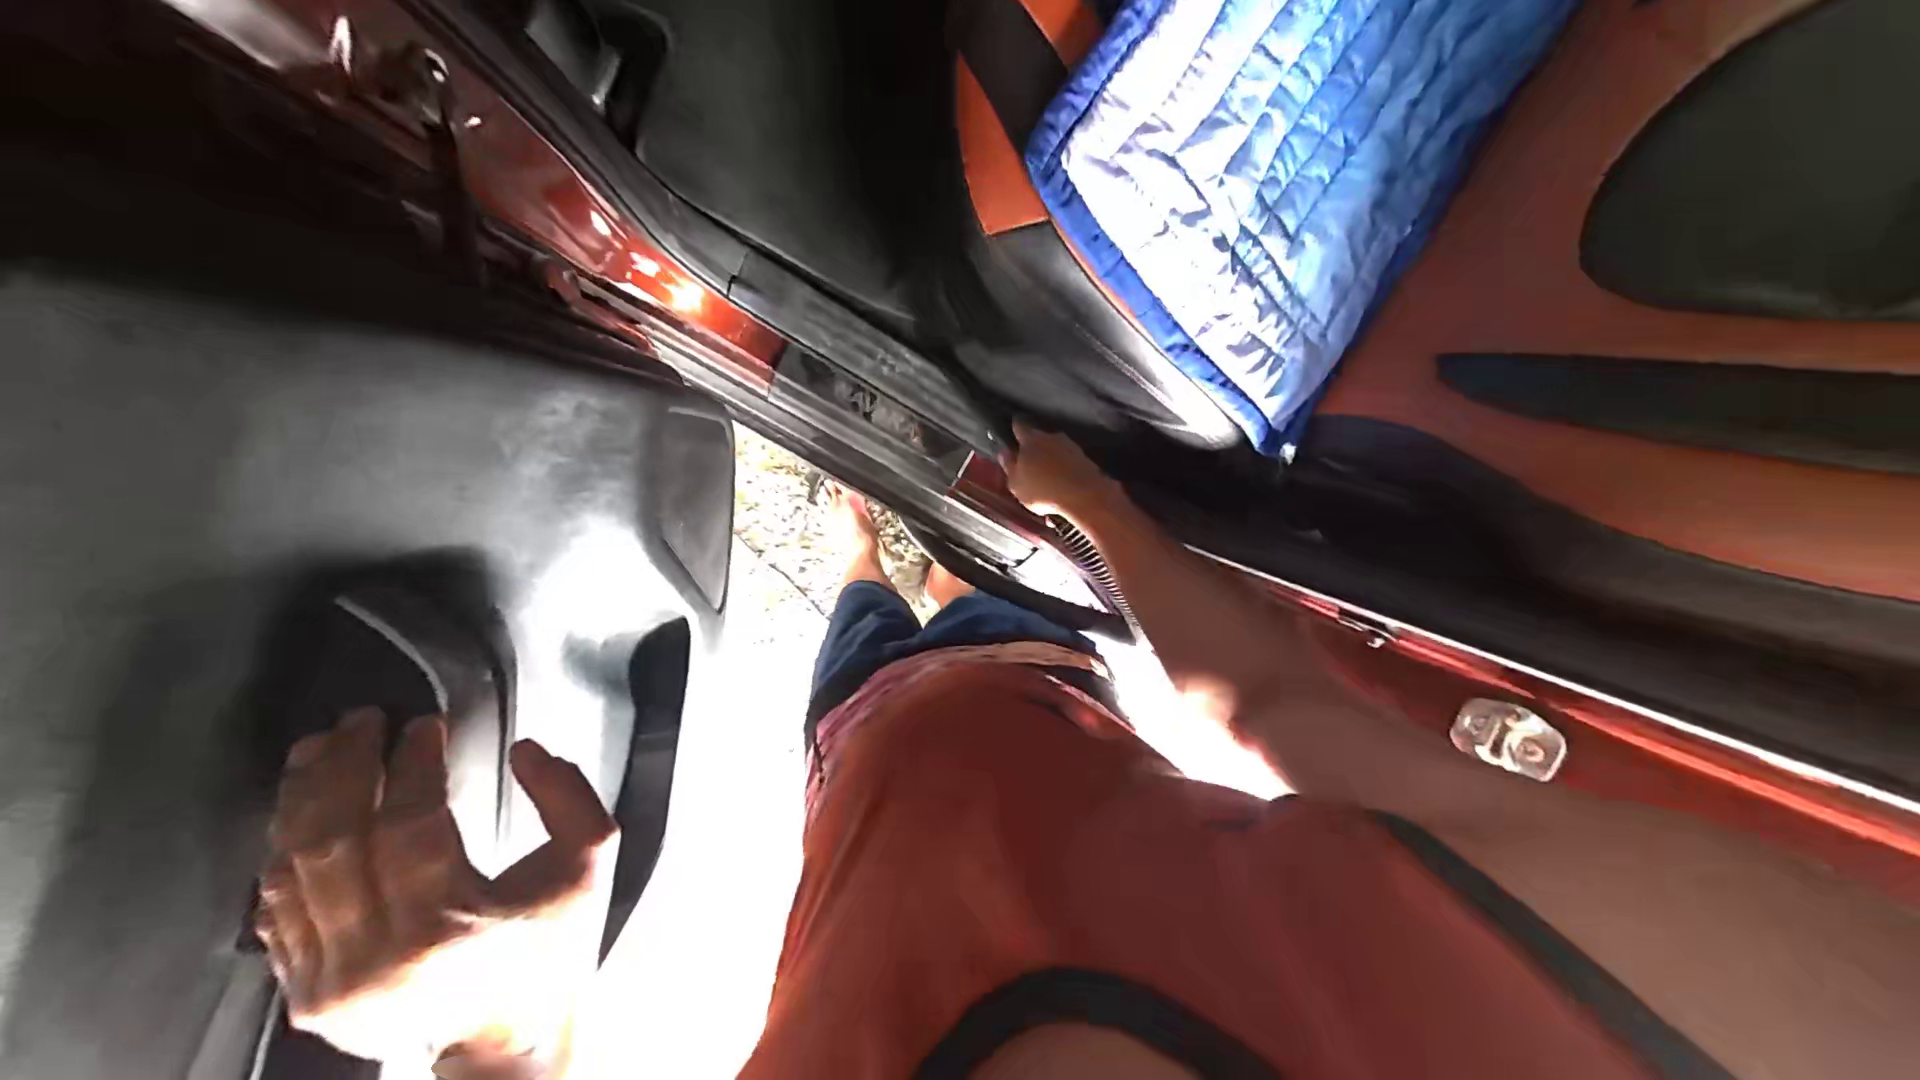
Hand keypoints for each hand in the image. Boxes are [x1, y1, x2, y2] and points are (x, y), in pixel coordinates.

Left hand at [257, 709, 616, 1071]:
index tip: (424, 724)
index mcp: (447, 922)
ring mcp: (328, 981)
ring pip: (291, 871)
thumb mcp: (590, 862)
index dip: (415, 762)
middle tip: (360, 722)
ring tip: (320, 750)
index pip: (412, 821)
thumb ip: (570, 795)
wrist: (508, 1040)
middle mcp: (374, 955)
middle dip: (344, 768)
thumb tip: (525, 750)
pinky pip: (276, 911)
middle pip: (334, 839)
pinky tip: (301, 813)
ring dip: (303, 799)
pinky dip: (286, 852)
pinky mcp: (306, 994)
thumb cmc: (555, 946)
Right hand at [1005, 421, 1121, 520]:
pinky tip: (1061, 480)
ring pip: (1055, 448)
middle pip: (1039, 437)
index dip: (1014, 430)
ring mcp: (1071, 446)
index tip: (1012, 435)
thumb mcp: (1016, 483)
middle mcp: (1051, 437)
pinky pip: (1069, 460)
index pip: (1019, 426)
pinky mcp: (1085, 459)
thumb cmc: (1043, 490)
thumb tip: (1005, 453)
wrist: (1084, 496)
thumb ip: (1009, 466)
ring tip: (1046, 474)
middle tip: (1028, 460)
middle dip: (1033, 446)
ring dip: (1050, 457)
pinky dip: (1064, 466)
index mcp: (1030, 440)